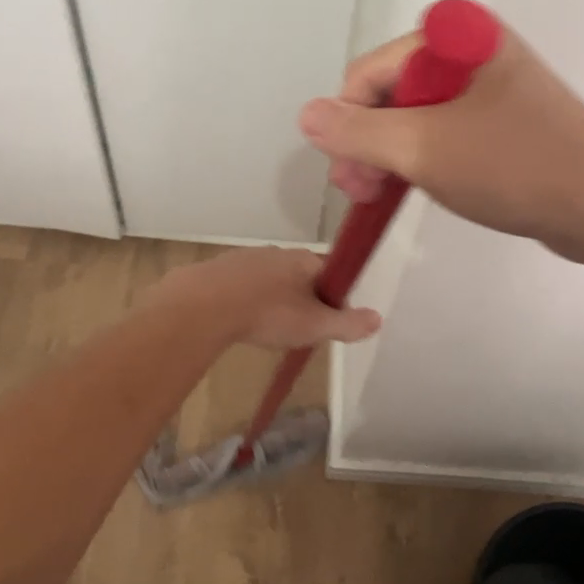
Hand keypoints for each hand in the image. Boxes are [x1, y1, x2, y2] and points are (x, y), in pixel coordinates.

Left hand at [150, 248, 381, 349]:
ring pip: (271, 280)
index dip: (334, 299)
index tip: (327, 324)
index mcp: (306, 260)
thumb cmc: (268, 313)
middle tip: (298, 331)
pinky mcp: (221, 269)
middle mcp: (279, 252)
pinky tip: (240, 320)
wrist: (205, 304)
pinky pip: (244, 286)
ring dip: (274, 300)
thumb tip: (378, 318)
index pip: (331, 274)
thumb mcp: (314, 325)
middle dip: (303, 300)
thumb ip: (347, 323)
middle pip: (301, 276)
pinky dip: (247, 301)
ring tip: (267, 328)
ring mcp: (247, 258)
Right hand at [298, 22, 583, 263]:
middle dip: (367, 141)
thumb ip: (356, 132)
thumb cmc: (513, 166)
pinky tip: (423, 186)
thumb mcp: (422, 149)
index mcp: (456, 37)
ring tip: (381, 197)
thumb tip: (306, 114)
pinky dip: (425, 157)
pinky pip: (446, 130)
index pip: (371, 70)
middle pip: (392, 90)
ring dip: (391, 154)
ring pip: (417, 114)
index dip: (348, 120)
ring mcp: (493, 85)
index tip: (346, 173)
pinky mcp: (507, 119)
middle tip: (359, 192)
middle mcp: (472, 49)